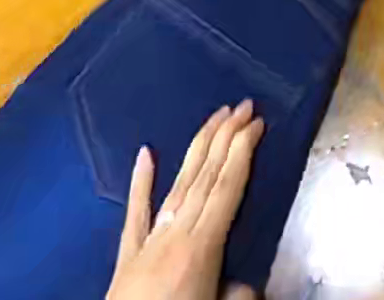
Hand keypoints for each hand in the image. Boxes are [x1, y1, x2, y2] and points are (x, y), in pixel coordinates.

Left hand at [107, 100, 264, 299]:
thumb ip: (241, 298)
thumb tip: (251, 284)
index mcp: (201, 249)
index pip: (227, 187)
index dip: (243, 151)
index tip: (257, 122)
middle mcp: (176, 235)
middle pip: (206, 175)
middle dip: (226, 136)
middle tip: (243, 104)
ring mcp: (148, 243)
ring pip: (179, 183)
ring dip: (199, 146)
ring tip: (216, 116)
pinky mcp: (125, 258)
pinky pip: (135, 214)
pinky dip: (141, 181)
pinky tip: (145, 151)